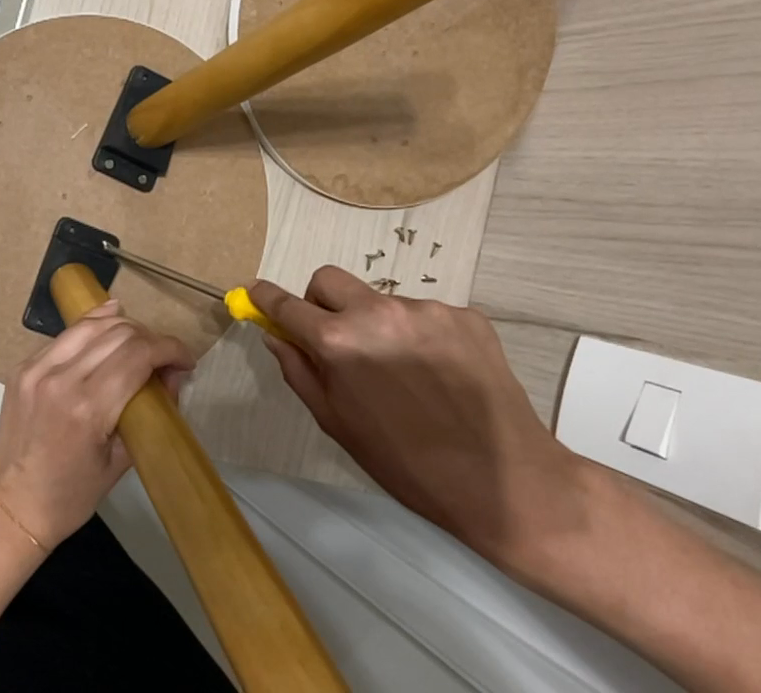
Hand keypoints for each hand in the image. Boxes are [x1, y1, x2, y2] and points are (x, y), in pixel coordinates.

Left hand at [0, 301, 194, 548]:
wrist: (10, 505)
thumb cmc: (69, 496)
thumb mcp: (120, 461)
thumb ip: (148, 412)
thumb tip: (171, 377)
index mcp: (87, 407)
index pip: (138, 354)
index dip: (170, 349)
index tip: (186, 361)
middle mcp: (60, 378)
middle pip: (117, 333)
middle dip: (150, 338)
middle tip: (166, 359)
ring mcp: (36, 368)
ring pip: (89, 326)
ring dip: (122, 327)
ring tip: (142, 343)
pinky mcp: (23, 367)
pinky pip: (64, 337)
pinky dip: (91, 328)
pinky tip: (109, 324)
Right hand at [250, 268, 590, 571]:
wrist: (504, 480)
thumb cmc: (405, 462)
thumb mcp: (337, 423)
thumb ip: (300, 372)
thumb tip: (276, 337)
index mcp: (339, 342)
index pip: (286, 303)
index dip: (266, 297)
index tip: (256, 293)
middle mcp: (378, 312)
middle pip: (330, 280)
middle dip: (321, 302)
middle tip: (336, 339)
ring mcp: (426, 309)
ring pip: (380, 300)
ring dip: (376, 324)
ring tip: (404, 373)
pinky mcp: (466, 316)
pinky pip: (423, 314)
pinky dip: (418, 335)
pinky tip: (437, 373)